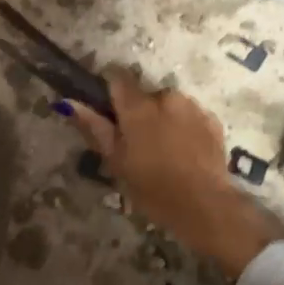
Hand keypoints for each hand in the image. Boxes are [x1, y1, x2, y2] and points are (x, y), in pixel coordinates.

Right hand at [65, 69, 283, 280]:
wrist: (205, 206)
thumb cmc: (153, 188)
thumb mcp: (116, 162)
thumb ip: (95, 128)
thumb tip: (69, 103)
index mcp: (138, 107)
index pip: (117, 78)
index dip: (109, 90)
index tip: (108, 110)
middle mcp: (166, 98)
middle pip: (145, 95)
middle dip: (139, 113)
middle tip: (137, 143)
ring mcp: (193, 107)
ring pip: (169, 105)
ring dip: (163, 119)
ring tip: (164, 151)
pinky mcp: (213, 121)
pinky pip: (190, 116)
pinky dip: (184, 127)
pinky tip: (184, 153)